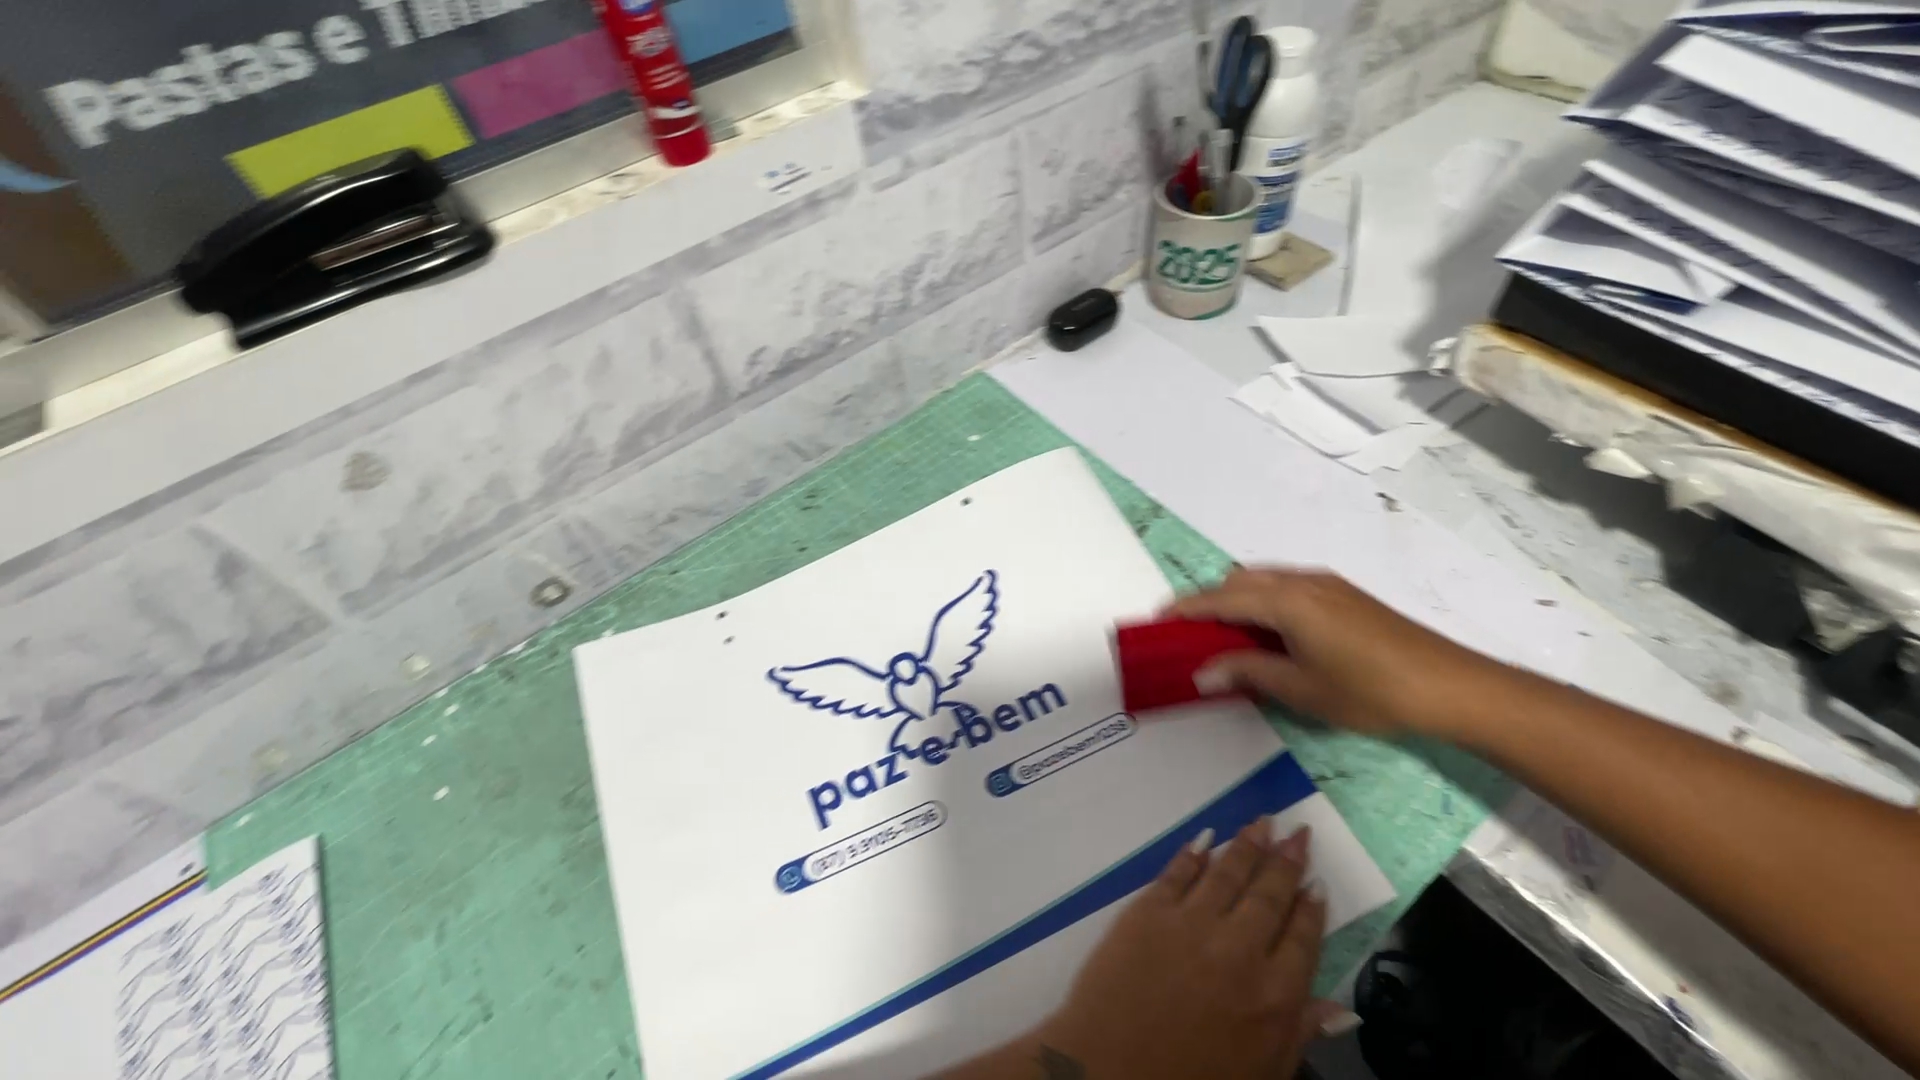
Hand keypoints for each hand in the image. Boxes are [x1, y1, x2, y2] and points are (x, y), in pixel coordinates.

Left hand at [1032, 819, 1347, 1079]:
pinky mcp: (1148, 911)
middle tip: (1296, 831)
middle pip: (1269, 895)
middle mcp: (1239, 949)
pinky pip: (1177, 873)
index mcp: (1274, 995)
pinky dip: (1193, 853)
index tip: (1316, 881)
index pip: (1303, 937)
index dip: (1311, 907)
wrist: (1110, 1072)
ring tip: (1262, 822)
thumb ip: (1299, 1032)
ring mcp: (1191, 923)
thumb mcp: (1262, 1071)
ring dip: (1247, 844)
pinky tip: (1206, 839)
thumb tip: (1341, 1008)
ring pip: (1227, 873)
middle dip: (1286, 860)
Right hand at [1166, 568, 1508, 737]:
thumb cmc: (1368, 691)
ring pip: (1265, 581)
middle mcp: (1302, 582)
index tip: (1157, 620)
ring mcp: (1327, 585)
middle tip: (1190, 636)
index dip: (1186, 608)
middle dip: (1209, 601)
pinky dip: (1263, 603)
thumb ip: (1247, 672)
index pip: (1221, 598)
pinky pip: (1287, 588)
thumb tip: (1202, 671)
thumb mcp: (1300, 688)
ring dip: (1237, 601)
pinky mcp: (1344, 596)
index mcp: (1287, 601)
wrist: (1449, 686)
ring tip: (1227, 639)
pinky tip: (1270, 635)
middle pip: (1239, 580)